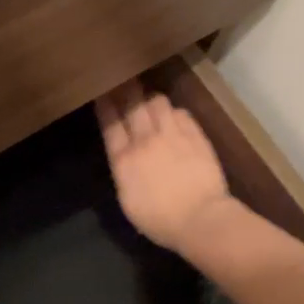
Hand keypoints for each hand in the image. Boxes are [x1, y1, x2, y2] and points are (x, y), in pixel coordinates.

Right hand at [94, 82, 235, 252]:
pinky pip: (180, 112)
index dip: (106, 106)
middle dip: (126, 91)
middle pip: (133, 105)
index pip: (110, 124)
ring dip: (151, 100)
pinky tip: (173, 118)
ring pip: (157, 102)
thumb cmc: (160, 221)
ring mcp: (172, 134)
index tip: (103, 92)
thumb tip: (126, 158)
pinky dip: (173, 112)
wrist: (200, 218)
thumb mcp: (129, 203)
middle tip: (124, 82)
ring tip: (151, 104)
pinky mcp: (195, 135)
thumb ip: (125, 174)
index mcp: (124, 160)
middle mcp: (145, 140)